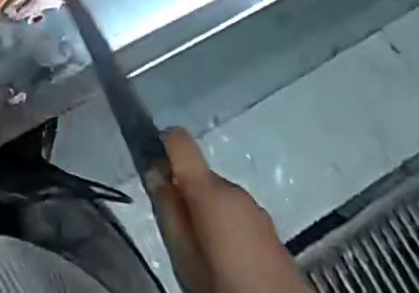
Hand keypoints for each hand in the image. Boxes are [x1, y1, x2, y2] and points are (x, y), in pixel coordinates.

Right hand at [148, 128, 308, 292]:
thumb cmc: (225, 285)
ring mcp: (254, 206)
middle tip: (174, 229)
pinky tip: (223, 257)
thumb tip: (154, 172)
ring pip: (215, 195)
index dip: (161, 144)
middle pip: (197, 174)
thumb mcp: (184, 257)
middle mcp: (233, 188)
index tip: (151, 168)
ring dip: (202, 211)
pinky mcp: (267, 226)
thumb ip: (167, 211)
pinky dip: (221, 224)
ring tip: (199, 249)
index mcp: (209, 190)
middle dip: (181, 192)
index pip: (180, 140)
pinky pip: (233, 211)